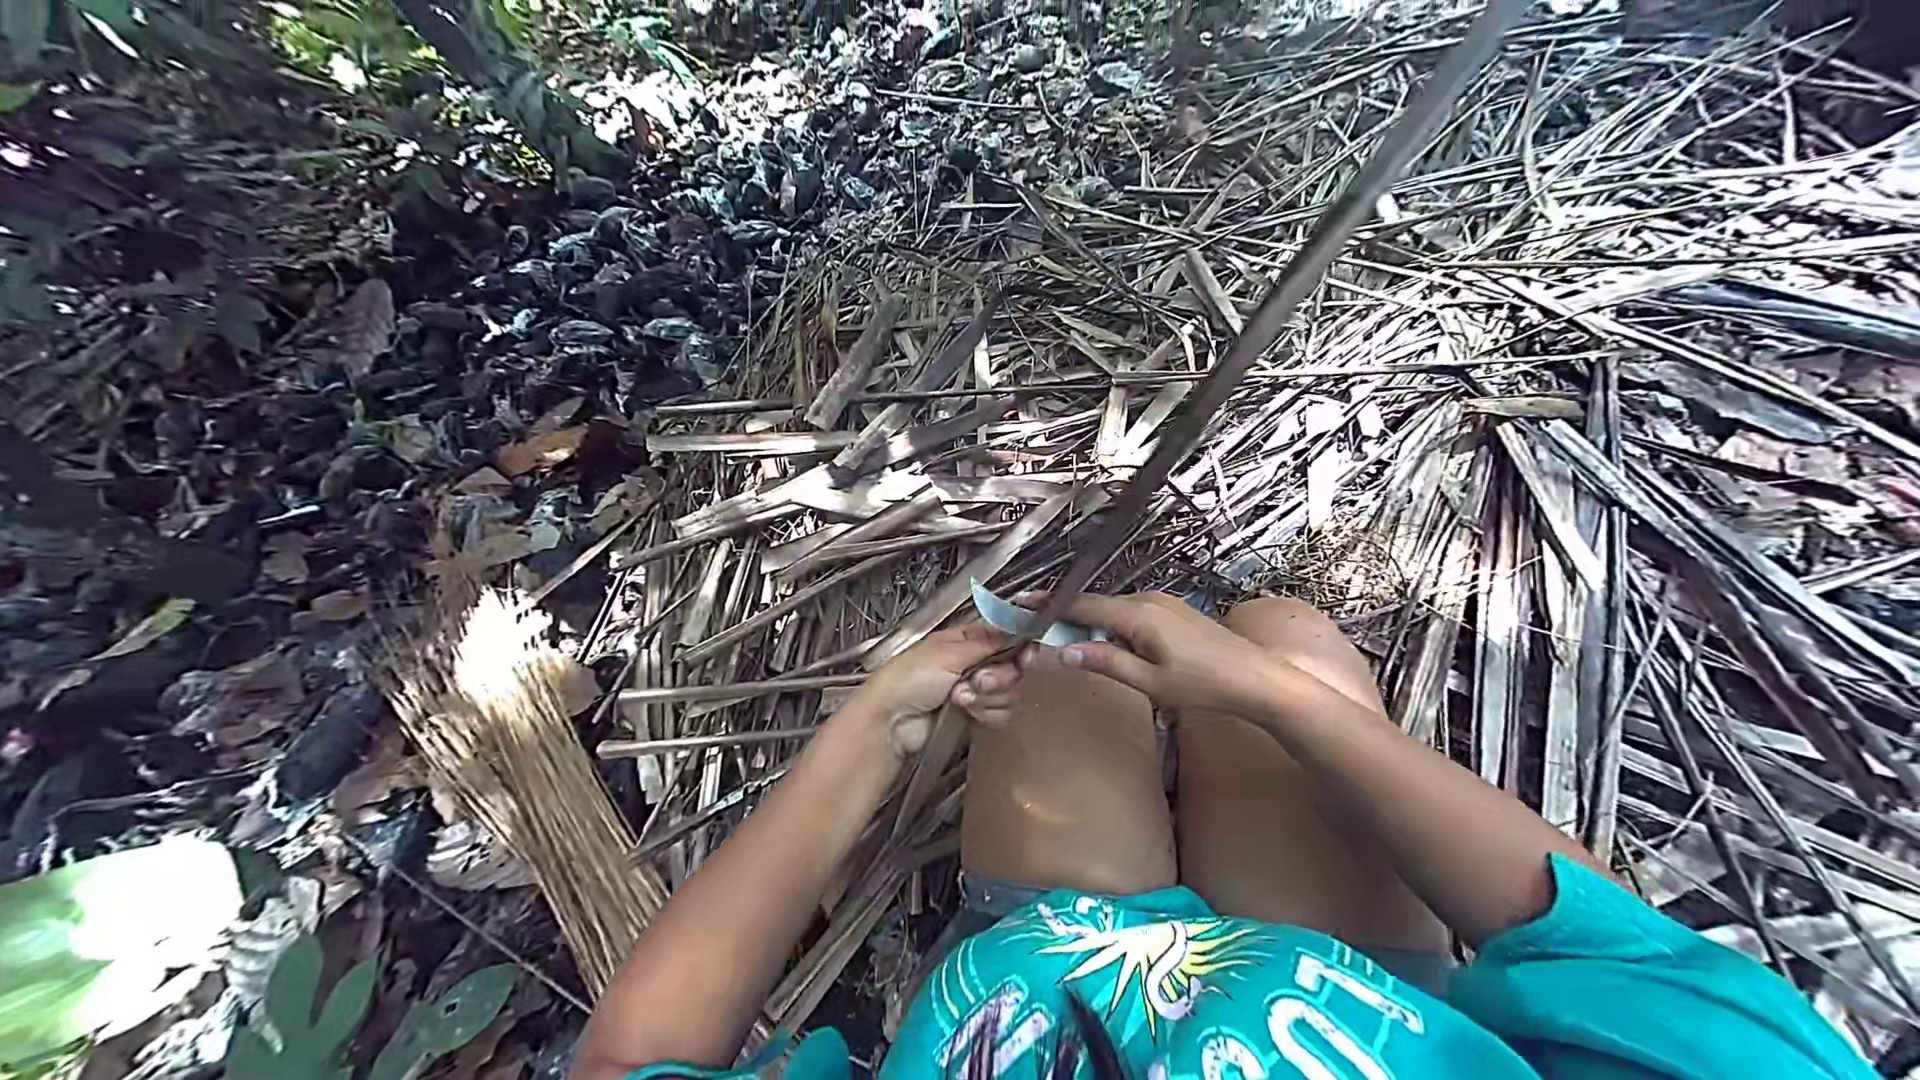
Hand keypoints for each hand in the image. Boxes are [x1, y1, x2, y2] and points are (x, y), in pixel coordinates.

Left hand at [852, 624, 1022, 754]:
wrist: (892, 722)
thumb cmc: (909, 679)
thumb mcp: (948, 652)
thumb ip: (988, 642)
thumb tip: (1016, 628)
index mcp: (964, 638)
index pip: (1005, 635)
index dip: (1020, 644)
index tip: (1026, 653)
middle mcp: (973, 661)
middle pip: (1012, 666)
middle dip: (999, 676)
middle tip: (979, 680)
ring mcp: (975, 689)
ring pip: (1008, 691)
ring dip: (988, 696)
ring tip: (960, 697)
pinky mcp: (976, 713)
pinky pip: (1000, 712)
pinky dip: (985, 712)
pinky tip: (965, 711)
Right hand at [1019, 591, 1282, 714]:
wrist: (1257, 679)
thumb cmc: (1203, 685)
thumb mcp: (1149, 682)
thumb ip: (1105, 662)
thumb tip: (1062, 651)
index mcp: (1138, 614)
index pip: (1081, 605)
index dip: (1048, 606)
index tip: (1020, 605)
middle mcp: (1147, 599)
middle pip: (1095, 604)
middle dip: (1065, 615)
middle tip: (1038, 631)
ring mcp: (1162, 601)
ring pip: (1112, 608)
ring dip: (1089, 622)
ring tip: (1068, 640)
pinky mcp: (1172, 609)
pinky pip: (1130, 611)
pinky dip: (1110, 623)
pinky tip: (1108, 643)